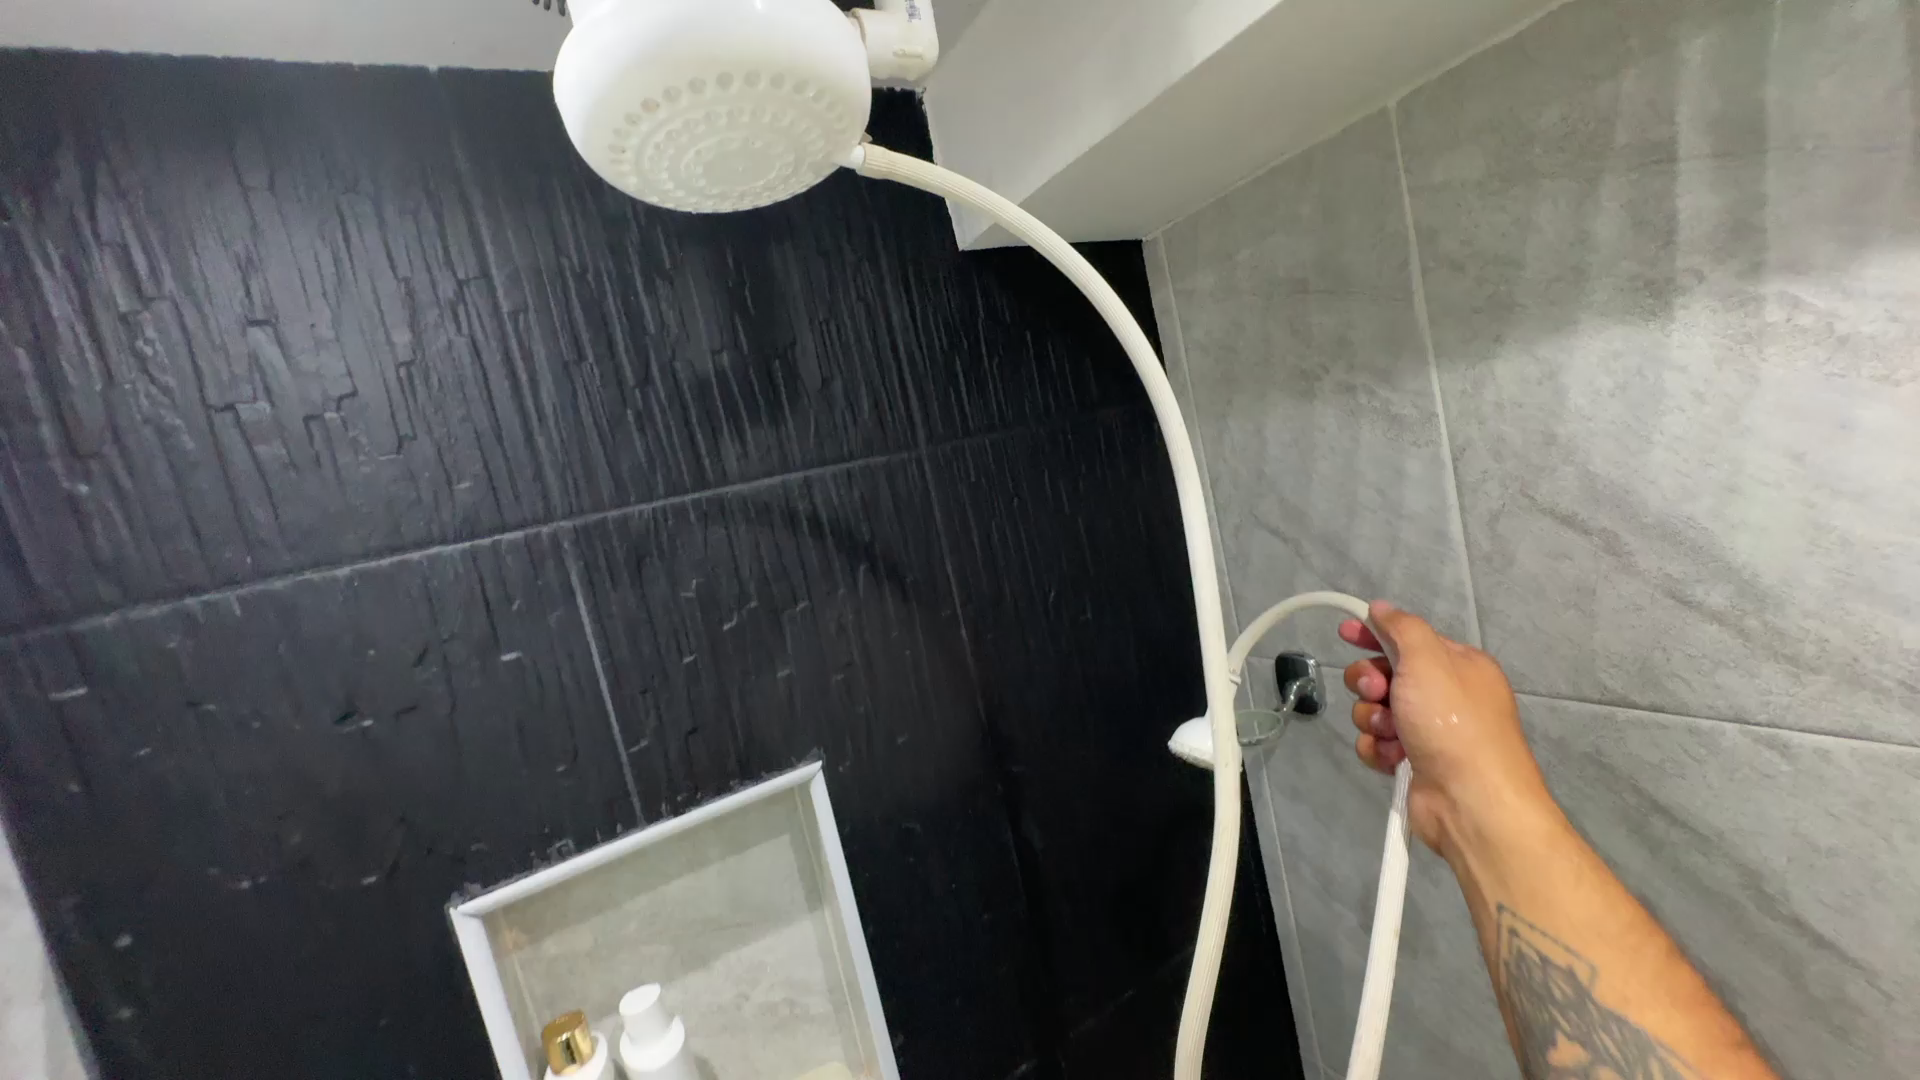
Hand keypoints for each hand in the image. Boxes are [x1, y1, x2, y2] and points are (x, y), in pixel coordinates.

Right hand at [1338, 601, 1556, 857]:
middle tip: (1376, 692)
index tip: (1345, 632)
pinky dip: (1377, 749)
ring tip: (1391, 734)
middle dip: (1369, 682)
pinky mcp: (1412, 761)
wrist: (1470, 800)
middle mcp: (1444, 696)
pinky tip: (1392, 757)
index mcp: (1457, 666)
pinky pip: (1376, 742)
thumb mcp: (1429, 660)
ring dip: (1373, 720)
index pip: (1407, 638)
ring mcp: (1428, 730)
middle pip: (1384, 673)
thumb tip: (1381, 608)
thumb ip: (1402, 628)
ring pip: (1374, 710)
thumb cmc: (1453, 722)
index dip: (1374, 632)